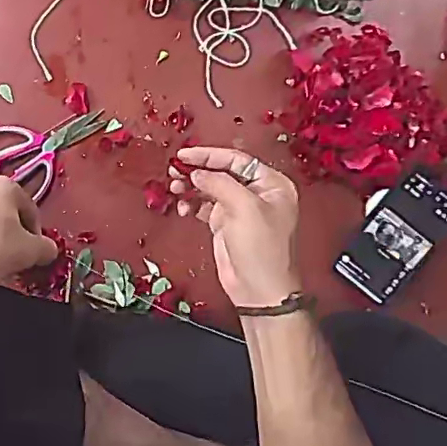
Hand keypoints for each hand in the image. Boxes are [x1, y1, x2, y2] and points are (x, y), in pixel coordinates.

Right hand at [169, 147, 300, 308]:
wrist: (258, 290)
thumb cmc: (261, 248)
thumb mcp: (244, 208)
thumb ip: (220, 183)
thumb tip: (197, 172)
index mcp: (272, 184)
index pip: (237, 160)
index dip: (209, 155)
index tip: (184, 155)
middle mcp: (257, 193)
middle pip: (222, 172)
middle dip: (198, 170)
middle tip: (175, 171)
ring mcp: (240, 208)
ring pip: (211, 188)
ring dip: (191, 186)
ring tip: (174, 188)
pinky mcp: (225, 224)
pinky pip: (204, 206)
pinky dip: (192, 204)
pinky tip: (182, 207)